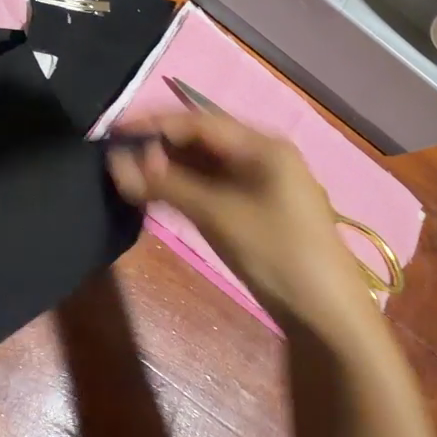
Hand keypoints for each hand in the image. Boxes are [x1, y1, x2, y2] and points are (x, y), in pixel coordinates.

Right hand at [108, 112, 370, 327]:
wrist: (325, 314)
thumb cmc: (275, 254)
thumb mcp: (216, 214)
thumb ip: (164, 184)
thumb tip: (115, 161)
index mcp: (262, 145)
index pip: (197, 121)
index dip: (152, 124)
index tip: (111, 132)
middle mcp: (261, 155)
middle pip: (199, 141)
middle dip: (157, 147)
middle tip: (114, 158)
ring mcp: (259, 183)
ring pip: (202, 165)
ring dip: (166, 170)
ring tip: (126, 178)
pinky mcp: (253, 209)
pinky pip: (209, 187)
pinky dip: (181, 189)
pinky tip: (153, 196)